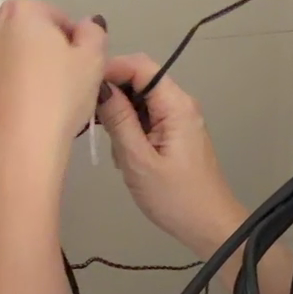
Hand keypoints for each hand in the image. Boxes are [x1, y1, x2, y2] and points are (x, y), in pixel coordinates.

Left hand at [0, 0, 107, 181]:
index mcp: (20, 11)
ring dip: (23, 71)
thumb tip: (84, 28)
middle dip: (45, 54)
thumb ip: (93, 33)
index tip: (80, 69)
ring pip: (7, 58)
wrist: (14, 151)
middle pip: (27, 35)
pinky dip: (5, 90)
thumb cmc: (58, 98)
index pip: (56, 17)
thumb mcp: (93, 61)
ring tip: (40, 103)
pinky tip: (20, 114)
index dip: (74, 43)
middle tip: (64, 85)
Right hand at [95, 54, 246, 257]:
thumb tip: (99, 87)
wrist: (209, 227)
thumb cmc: (175, 197)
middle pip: (139, 79)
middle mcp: (180, 103)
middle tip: (92, 121)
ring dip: (120, 116)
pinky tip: (125, 154)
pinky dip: (130, 129)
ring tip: (113, 146)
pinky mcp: (174, 133)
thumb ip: (118, 121)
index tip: (83, 87)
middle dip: (113, 95)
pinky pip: (146, 118)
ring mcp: (178, 118)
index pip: (140, 66)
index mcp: (176, 104)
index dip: (110, 69)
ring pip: (139, 100)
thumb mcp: (138, 160)